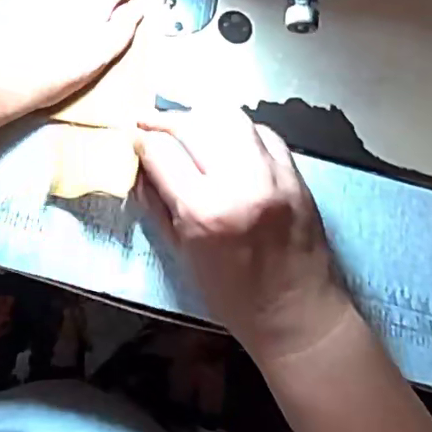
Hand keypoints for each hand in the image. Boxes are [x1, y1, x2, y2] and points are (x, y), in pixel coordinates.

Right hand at [135, 110, 352, 362]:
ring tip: (184, 125)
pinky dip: (236, 128)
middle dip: (163, 120)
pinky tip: (223, 139)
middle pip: (193, 125)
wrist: (299, 314)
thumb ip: (154, 202)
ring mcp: (274, 175)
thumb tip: (137, 165)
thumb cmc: (230, 294)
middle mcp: (240, 184)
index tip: (132, 139)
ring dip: (199, 116)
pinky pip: (261, 132)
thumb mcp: (179, 251)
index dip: (140, 141)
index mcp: (204, 211)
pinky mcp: (296, 175)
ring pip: (229, 117)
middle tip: (148, 123)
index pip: (161, 152)